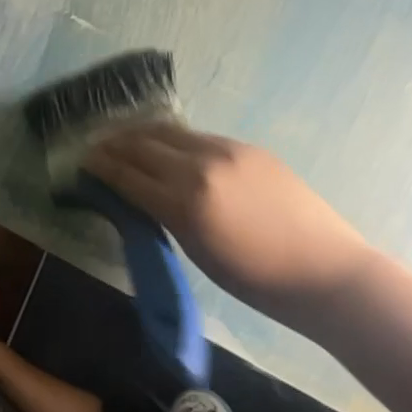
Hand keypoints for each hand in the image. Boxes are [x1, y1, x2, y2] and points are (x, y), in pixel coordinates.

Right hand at [81, 119, 377, 325]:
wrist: (329, 273)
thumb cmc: (257, 281)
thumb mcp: (196, 252)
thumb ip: (162, 216)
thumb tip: (133, 194)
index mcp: (184, 203)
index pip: (125, 174)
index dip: (98, 166)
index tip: (82, 162)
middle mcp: (199, 167)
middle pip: (140, 143)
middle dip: (112, 144)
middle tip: (96, 148)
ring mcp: (225, 151)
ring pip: (167, 131)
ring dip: (139, 134)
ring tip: (124, 139)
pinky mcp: (247, 147)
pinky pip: (197, 136)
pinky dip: (173, 139)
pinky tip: (168, 147)